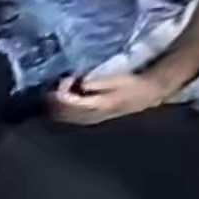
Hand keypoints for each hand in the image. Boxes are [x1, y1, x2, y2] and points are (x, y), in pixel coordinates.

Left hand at [48, 71, 176, 125]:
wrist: (141, 97)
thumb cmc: (130, 85)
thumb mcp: (117, 80)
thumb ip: (98, 83)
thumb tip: (82, 84)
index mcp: (95, 107)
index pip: (68, 103)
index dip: (62, 90)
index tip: (67, 77)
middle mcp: (86, 117)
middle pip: (60, 111)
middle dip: (57, 95)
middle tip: (65, 80)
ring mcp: (83, 121)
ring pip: (60, 115)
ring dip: (57, 101)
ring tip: (66, 85)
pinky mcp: (83, 120)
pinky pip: (65, 116)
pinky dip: (61, 105)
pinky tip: (69, 93)